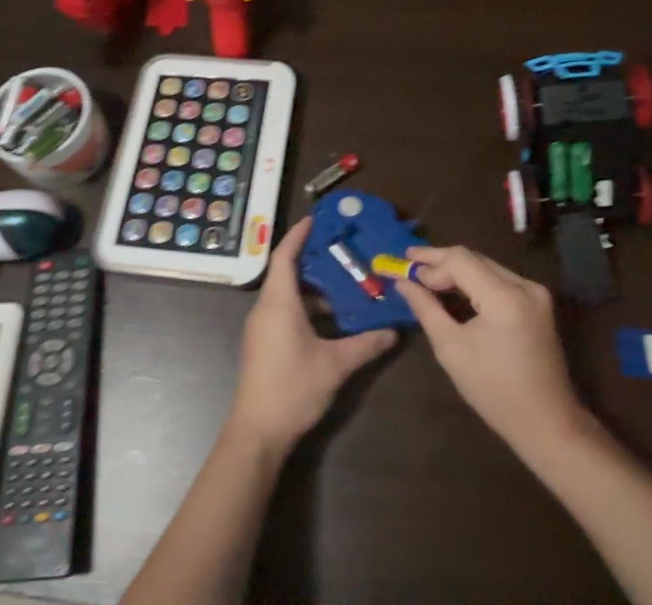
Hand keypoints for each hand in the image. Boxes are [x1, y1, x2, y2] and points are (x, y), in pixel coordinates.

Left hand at [228, 218, 396, 450]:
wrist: (257, 431)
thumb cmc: (292, 388)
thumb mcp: (335, 364)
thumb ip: (366, 344)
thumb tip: (394, 331)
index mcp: (278, 303)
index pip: (285, 257)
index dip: (298, 235)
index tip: (316, 219)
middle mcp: (266, 309)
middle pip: (287, 274)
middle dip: (313, 261)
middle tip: (343, 251)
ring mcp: (262, 329)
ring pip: (287, 296)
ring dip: (314, 289)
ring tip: (346, 283)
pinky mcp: (264, 345)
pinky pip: (285, 313)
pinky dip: (307, 307)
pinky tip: (333, 319)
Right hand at [393, 245, 586, 450]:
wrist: (546, 421)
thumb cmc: (493, 390)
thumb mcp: (451, 348)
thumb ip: (426, 309)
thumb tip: (403, 282)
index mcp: (504, 296)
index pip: (460, 260)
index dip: (430, 262)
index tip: (403, 268)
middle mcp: (524, 285)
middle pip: (475, 258)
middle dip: (441, 261)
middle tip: (409, 263)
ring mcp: (536, 293)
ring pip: (488, 267)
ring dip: (458, 270)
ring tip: (426, 276)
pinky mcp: (538, 304)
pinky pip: (500, 281)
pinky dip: (476, 282)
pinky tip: (455, 289)